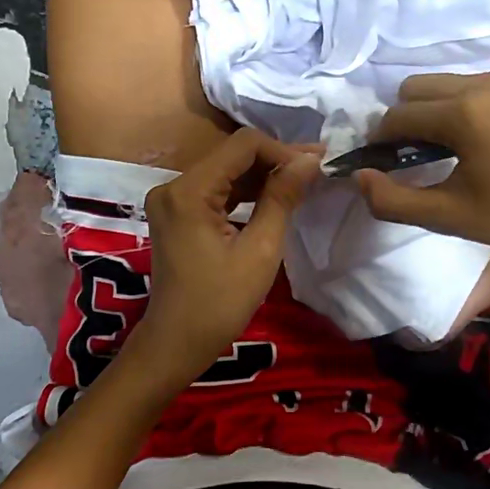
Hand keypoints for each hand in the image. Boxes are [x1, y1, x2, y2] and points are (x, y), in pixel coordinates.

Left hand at [123, 128, 320, 384]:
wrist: (176, 343)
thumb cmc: (220, 303)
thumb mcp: (260, 250)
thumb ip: (282, 198)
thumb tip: (309, 160)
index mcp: (189, 191)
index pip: (242, 145)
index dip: (282, 150)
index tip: (315, 167)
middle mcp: (173, 185)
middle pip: (232, 155)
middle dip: (275, 161)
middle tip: (317, 170)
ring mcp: (172, 199)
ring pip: (225, 171)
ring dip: (262, 175)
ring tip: (303, 181)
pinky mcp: (176, 212)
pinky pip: (215, 190)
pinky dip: (244, 191)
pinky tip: (274, 196)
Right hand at [354, 66, 489, 279]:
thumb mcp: (449, 217)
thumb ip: (391, 200)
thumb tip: (357, 176)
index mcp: (468, 113)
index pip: (400, 114)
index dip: (386, 138)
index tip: (390, 158)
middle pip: (424, 86)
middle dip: (415, 117)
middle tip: (429, 151)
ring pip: (462, 81)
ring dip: (454, 108)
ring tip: (474, 143)